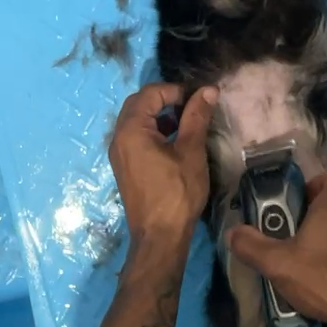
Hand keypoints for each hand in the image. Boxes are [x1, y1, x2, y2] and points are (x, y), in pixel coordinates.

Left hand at [109, 84, 217, 248]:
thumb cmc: (177, 193)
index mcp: (131, 130)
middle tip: (192, 107)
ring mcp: (119, 153)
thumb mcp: (191, 151)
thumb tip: (208, 90)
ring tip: (186, 123)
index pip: (150, 94)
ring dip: (159, 115)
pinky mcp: (124, 166)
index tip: (200, 99)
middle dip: (165, 100)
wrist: (160, 236)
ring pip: (136, 120)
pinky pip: (135, 137)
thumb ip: (196, 117)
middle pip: (139, 104)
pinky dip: (153, 131)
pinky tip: (174, 142)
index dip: (176, 91)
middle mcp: (118, 137)